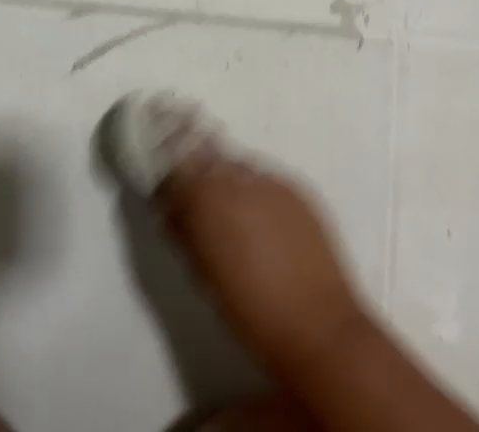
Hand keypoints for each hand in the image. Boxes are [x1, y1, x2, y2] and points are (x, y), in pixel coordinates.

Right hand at [159, 131, 363, 366]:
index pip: (170, 160)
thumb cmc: (246, 306)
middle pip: (202, 152)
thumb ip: (181, 228)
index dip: (162, 167)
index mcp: (203, 195)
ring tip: (231, 210)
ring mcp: (271, 180)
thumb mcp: (198, 269)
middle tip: (192, 193)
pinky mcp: (300, 189)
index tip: (160, 182)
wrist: (319, 327)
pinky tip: (261, 219)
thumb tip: (170, 207)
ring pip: (236, 164)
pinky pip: (265, 178)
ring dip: (225, 178)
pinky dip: (255, 190)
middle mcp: (235, 176)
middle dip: (193, 166)